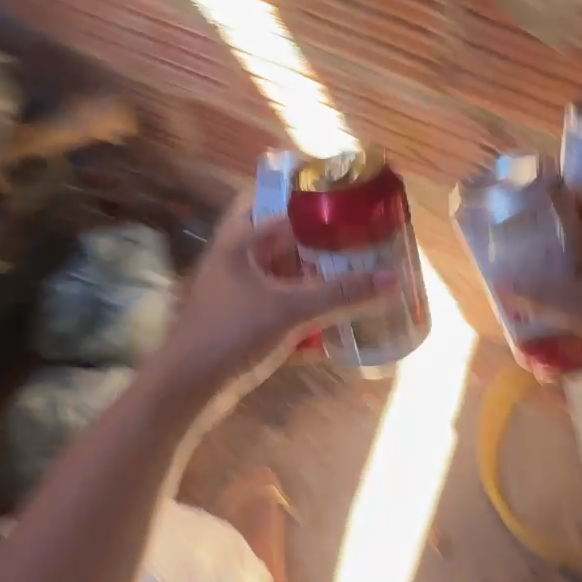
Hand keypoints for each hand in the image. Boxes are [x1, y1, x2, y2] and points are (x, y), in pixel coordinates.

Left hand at [147, 190, 389, 403]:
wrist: (188, 388)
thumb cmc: (232, 334)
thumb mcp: (292, 310)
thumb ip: (342, 293)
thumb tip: (393, 279)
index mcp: (239, 238)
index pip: (277, 198)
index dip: (312, 193)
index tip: (349, 194)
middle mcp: (236, 254)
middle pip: (281, 229)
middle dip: (317, 230)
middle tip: (356, 227)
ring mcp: (238, 283)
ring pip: (282, 261)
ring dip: (313, 261)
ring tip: (354, 257)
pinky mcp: (243, 310)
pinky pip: (281, 289)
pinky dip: (305, 289)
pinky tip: (333, 297)